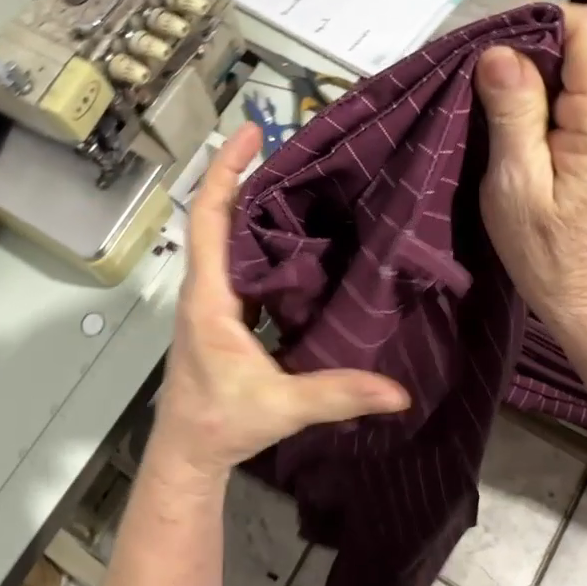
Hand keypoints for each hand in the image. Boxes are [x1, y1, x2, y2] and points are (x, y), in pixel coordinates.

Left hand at [152, 123, 409, 478]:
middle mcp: (205, 289)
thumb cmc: (221, 424)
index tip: (250, 134)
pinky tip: (298, 241)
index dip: (226, 172)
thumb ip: (338, 394)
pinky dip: (261, 241)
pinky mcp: (221, 313)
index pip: (210, 219)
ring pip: (226, 239)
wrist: (189, 451)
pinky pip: (238, 263)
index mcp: (210, 297)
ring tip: (300, 183)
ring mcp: (211, 300)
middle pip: (217, 217)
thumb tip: (398, 391)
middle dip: (246, 176)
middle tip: (291, 149)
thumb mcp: (281, 407)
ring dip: (254, 207)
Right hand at [475, 4, 586, 327]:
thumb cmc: (540, 243)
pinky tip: (509, 111)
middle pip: (581, 39)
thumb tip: (498, 51)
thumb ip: (513, 112)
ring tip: (488, 97)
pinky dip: (536, 87)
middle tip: (478, 81)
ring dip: (528, 68)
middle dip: (526, 47)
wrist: (574, 286)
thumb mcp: (515, 179)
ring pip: (573, 58)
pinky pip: (571, 83)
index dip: (536, 26)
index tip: (489, 54)